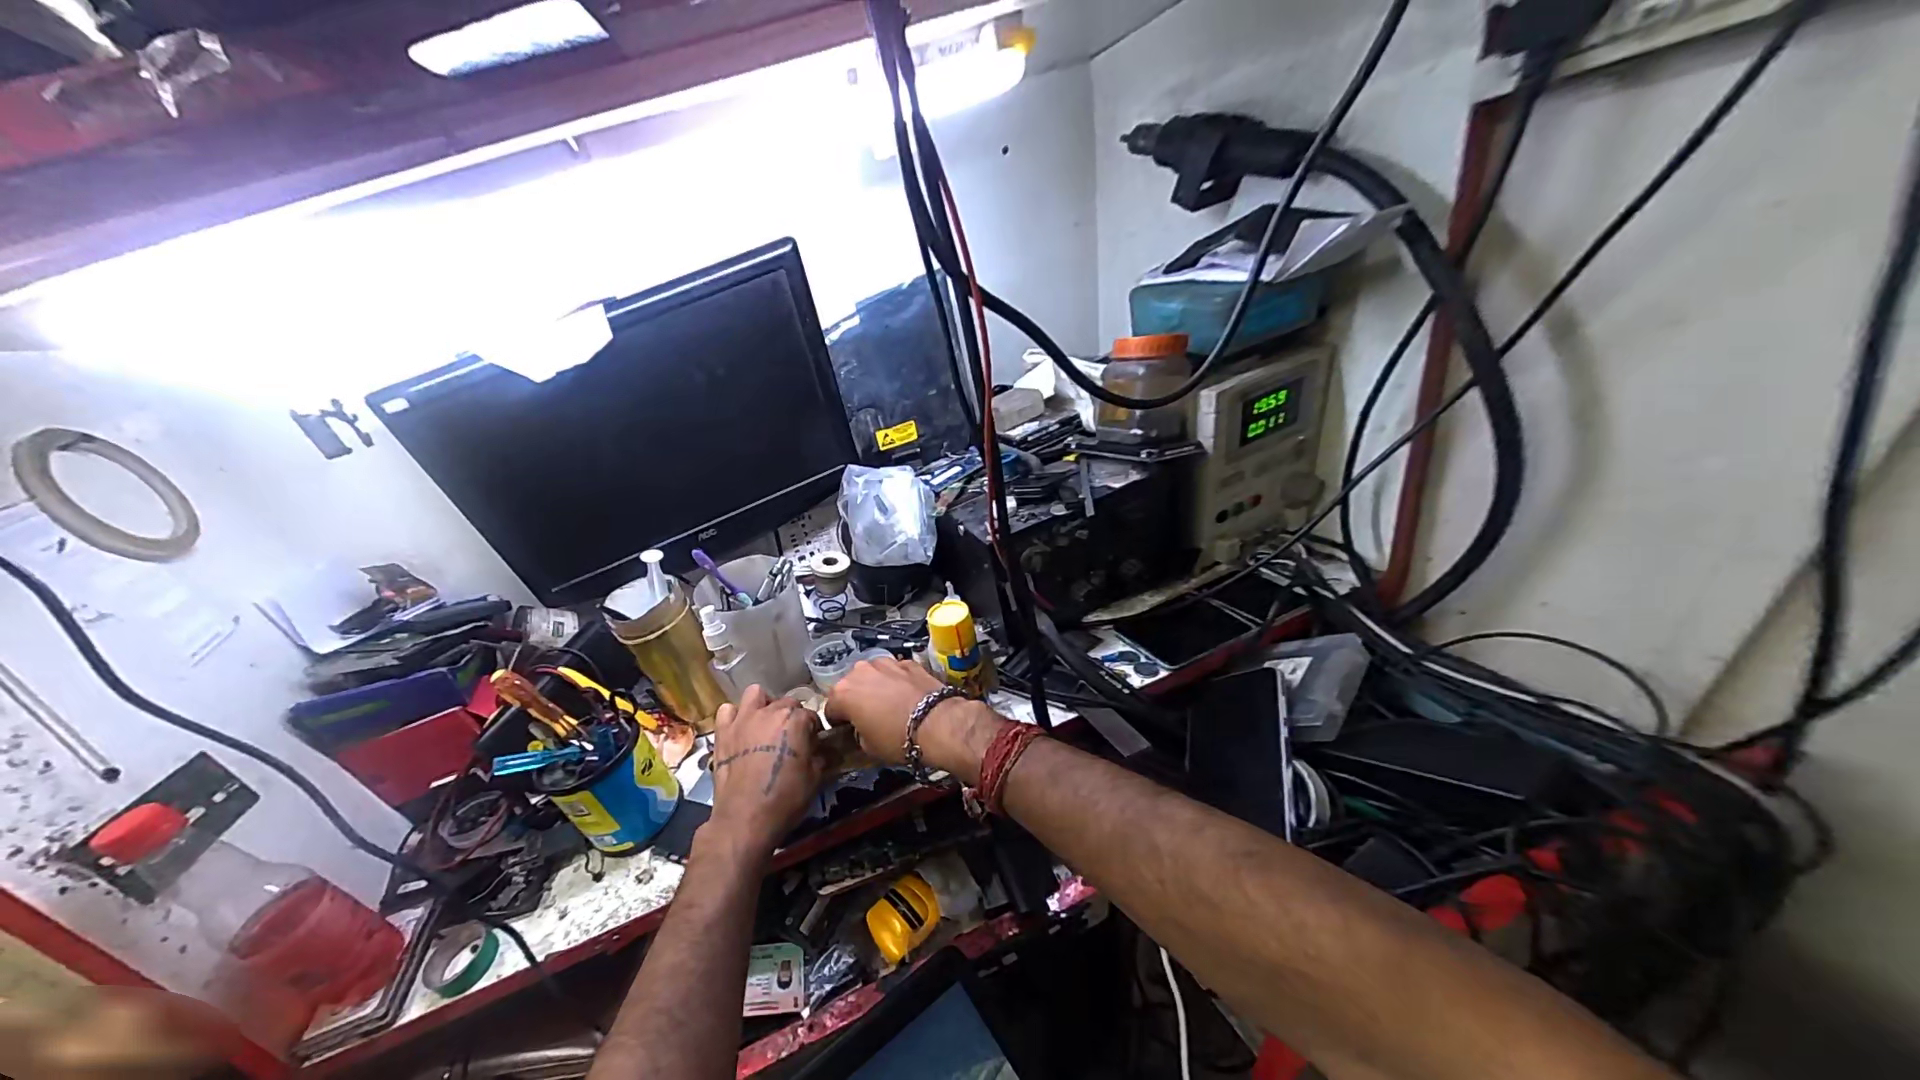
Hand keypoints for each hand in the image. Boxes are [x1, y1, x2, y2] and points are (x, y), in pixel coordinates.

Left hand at [705, 686, 823, 854]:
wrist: (745, 819)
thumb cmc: (785, 799)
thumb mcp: (815, 778)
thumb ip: (821, 756)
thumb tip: (823, 749)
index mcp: (795, 720)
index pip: (811, 715)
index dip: (813, 730)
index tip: (813, 744)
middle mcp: (769, 712)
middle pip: (786, 703)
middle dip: (791, 716)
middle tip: (790, 737)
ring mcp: (743, 719)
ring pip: (755, 694)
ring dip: (763, 705)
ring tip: (765, 724)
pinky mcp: (723, 732)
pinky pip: (726, 710)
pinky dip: (734, 716)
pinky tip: (740, 730)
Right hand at [824, 658, 1005, 784]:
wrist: (937, 723)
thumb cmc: (897, 738)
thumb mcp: (868, 747)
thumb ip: (857, 732)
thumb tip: (861, 728)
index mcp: (843, 692)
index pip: (830, 708)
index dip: (839, 722)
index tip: (848, 730)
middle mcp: (860, 671)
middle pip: (851, 686)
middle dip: (857, 699)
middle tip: (869, 717)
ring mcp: (886, 663)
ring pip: (873, 674)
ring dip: (876, 686)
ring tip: (890, 704)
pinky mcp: (908, 662)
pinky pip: (895, 672)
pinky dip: (897, 681)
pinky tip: (907, 696)